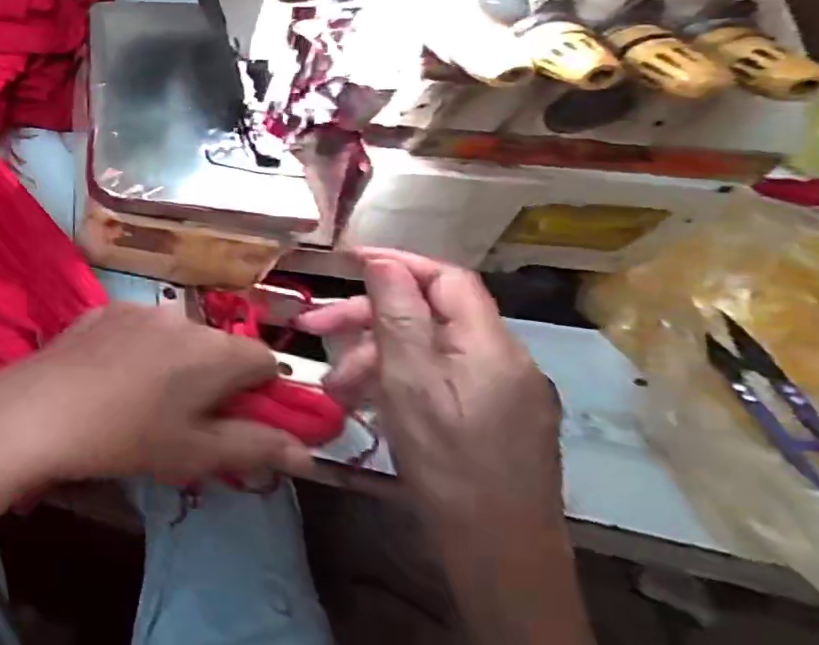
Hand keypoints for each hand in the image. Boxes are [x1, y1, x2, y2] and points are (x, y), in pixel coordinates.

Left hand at [0, 303, 306, 486]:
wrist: (41, 409)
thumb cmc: (127, 436)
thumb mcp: (197, 453)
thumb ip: (257, 447)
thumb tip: (306, 452)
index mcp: (214, 349)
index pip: (265, 361)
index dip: (262, 396)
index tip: (239, 424)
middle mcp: (181, 317)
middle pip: (220, 347)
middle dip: (219, 382)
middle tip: (190, 423)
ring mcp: (137, 308)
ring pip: (178, 337)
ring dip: (179, 365)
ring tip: (147, 404)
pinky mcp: (102, 309)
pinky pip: (139, 329)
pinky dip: (141, 351)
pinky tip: (115, 381)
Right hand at [295, 249, 564, 531]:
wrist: (501, 557)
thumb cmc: (448, 463)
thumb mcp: (410, 382)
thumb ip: (398, 315)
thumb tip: (384, 261)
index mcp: (490, 344)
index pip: (445, 278)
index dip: (396, 262)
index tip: (347, 261)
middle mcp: (505, 360)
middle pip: (430, 314)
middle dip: (368, 317)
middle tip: (313, 328)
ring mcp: (504, 392)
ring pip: (430, 350)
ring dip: (375, 356)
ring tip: (335, 386)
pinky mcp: (496, 419)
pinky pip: (442, 379)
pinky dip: (400, 380)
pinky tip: (366, 401)